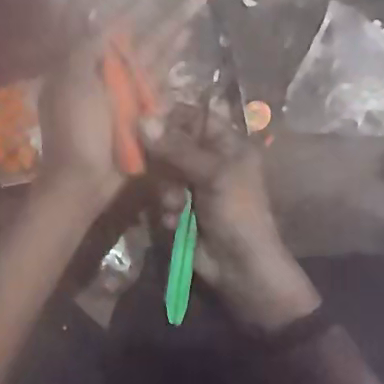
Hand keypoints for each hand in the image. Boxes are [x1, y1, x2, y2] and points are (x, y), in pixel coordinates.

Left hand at [36, 0, 208, 207]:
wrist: (85, 179)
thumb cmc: (75, 130)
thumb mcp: (75, 81)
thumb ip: (91, 44)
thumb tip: (107, 10)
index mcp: (84, 54)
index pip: (112, 10)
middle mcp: (107, 63)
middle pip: (137, 21)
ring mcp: (127, 84)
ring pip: (155, 43)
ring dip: (176, 18)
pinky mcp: (143, 104)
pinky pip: (161, 73)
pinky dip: (174, 53)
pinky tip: (188, 33)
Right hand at [144, 102, 321, 332]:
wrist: (241, 267)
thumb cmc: (238, 213)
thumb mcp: (213, 174)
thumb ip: (177, 148)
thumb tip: (142, 120)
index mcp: (227, 144)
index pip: (193, 116)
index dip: (169, 116)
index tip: (142, 119)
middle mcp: (209, 161)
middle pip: (172, 146)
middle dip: (163, 161)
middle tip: (157, 170)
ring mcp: (194, 188)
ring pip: (162, 176)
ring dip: (166, 192)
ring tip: (177, 208)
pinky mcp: (181, 213)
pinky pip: (161, 202)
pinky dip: (166, 212)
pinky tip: (175, 224)